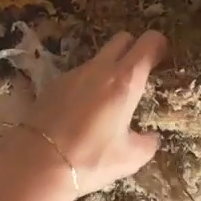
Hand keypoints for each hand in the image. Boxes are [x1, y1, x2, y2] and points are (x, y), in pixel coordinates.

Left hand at [10, 31, 165, 200]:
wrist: (37, 161)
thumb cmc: (90, 158)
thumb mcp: (129, 158)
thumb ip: (147, 143)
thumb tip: (152, 138)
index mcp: (125, 81)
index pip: (148, 43)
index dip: (159, 44)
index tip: (163, 55)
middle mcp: (100, 69)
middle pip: (122, 39)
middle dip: (134, 48)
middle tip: (139, 73)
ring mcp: (75, 73)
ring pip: (99, 58)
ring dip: (109, 70)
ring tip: (109, 101)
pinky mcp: (55, 82)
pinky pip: (79, 75)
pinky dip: (87, 85)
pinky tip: (83, 112)